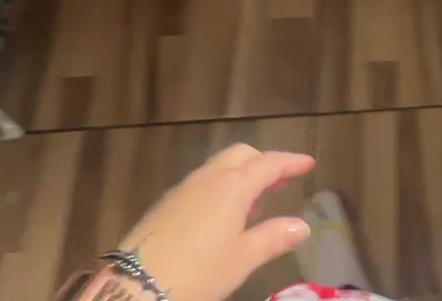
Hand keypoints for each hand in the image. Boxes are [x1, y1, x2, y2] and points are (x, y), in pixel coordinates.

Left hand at [117, 143, 315, 300]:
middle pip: (242, 155)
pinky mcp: (165, 205)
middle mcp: (210, 177)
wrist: (132, 289)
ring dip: (241, 176)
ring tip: (255, 202)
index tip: (309, 164)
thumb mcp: (241, 260)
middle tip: (281, 182)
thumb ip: (273, 238)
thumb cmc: (196, 274)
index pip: (269, 163)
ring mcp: (184, 189)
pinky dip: (221, 188)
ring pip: (220, 167)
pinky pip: (202, 183)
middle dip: (264, 163)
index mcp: (233, 185)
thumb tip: (303, 225)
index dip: (291, 162)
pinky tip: (222, 217)